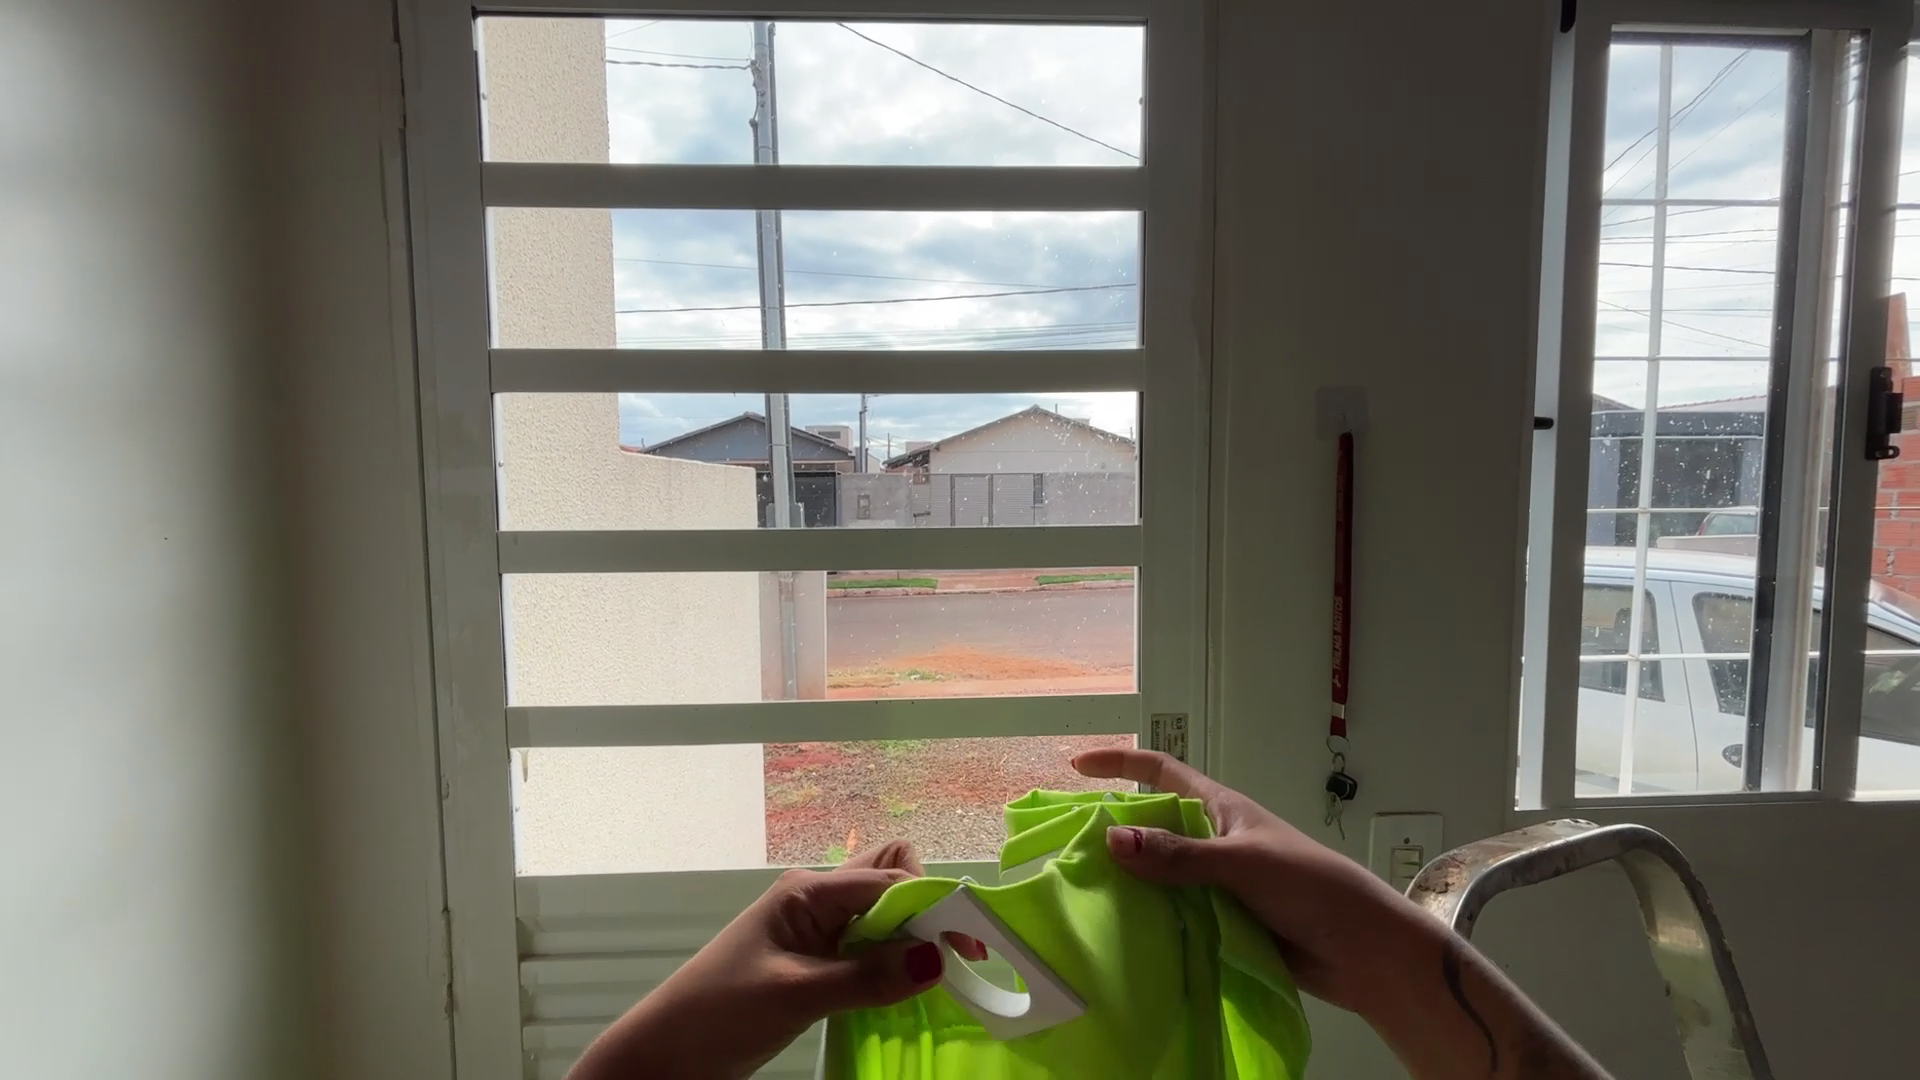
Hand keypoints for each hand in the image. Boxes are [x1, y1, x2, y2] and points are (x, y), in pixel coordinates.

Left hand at [566, 856, 942, 1079]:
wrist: (662, 1056)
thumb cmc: (720, 1013)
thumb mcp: (796, 996)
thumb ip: (867, 977)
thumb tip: (937, 959)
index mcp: (810, 891)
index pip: (888, 877)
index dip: (931, 902)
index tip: (966, 943)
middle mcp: (818, 897)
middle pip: (888, 874)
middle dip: (924, 904)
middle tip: (947, 954)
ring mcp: (816, 925)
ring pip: (880, 907)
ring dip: (909, 930)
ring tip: (932, 970)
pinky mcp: (815, 956)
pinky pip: (867, 940)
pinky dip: (891, 954)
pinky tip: (901, 983)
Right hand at [1073, 749, 1611, 1078]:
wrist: (1366, 955)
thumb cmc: (1309, 887)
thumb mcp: (1241, 863)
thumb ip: (1178, 855)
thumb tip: (1112, 839)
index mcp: (1218, 806)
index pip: (1159, 769)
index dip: (1118, 762)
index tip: (1076, 768)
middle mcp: (1211, 837)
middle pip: (1151, 822)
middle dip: (1114, 827)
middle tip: (1070, 845)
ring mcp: (1215, 880)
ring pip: (1158, 870)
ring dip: (1128, 877)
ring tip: (1085, 890)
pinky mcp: (1221, 918)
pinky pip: (1173, 909)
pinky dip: (1149, 915)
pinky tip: (1122, 929)